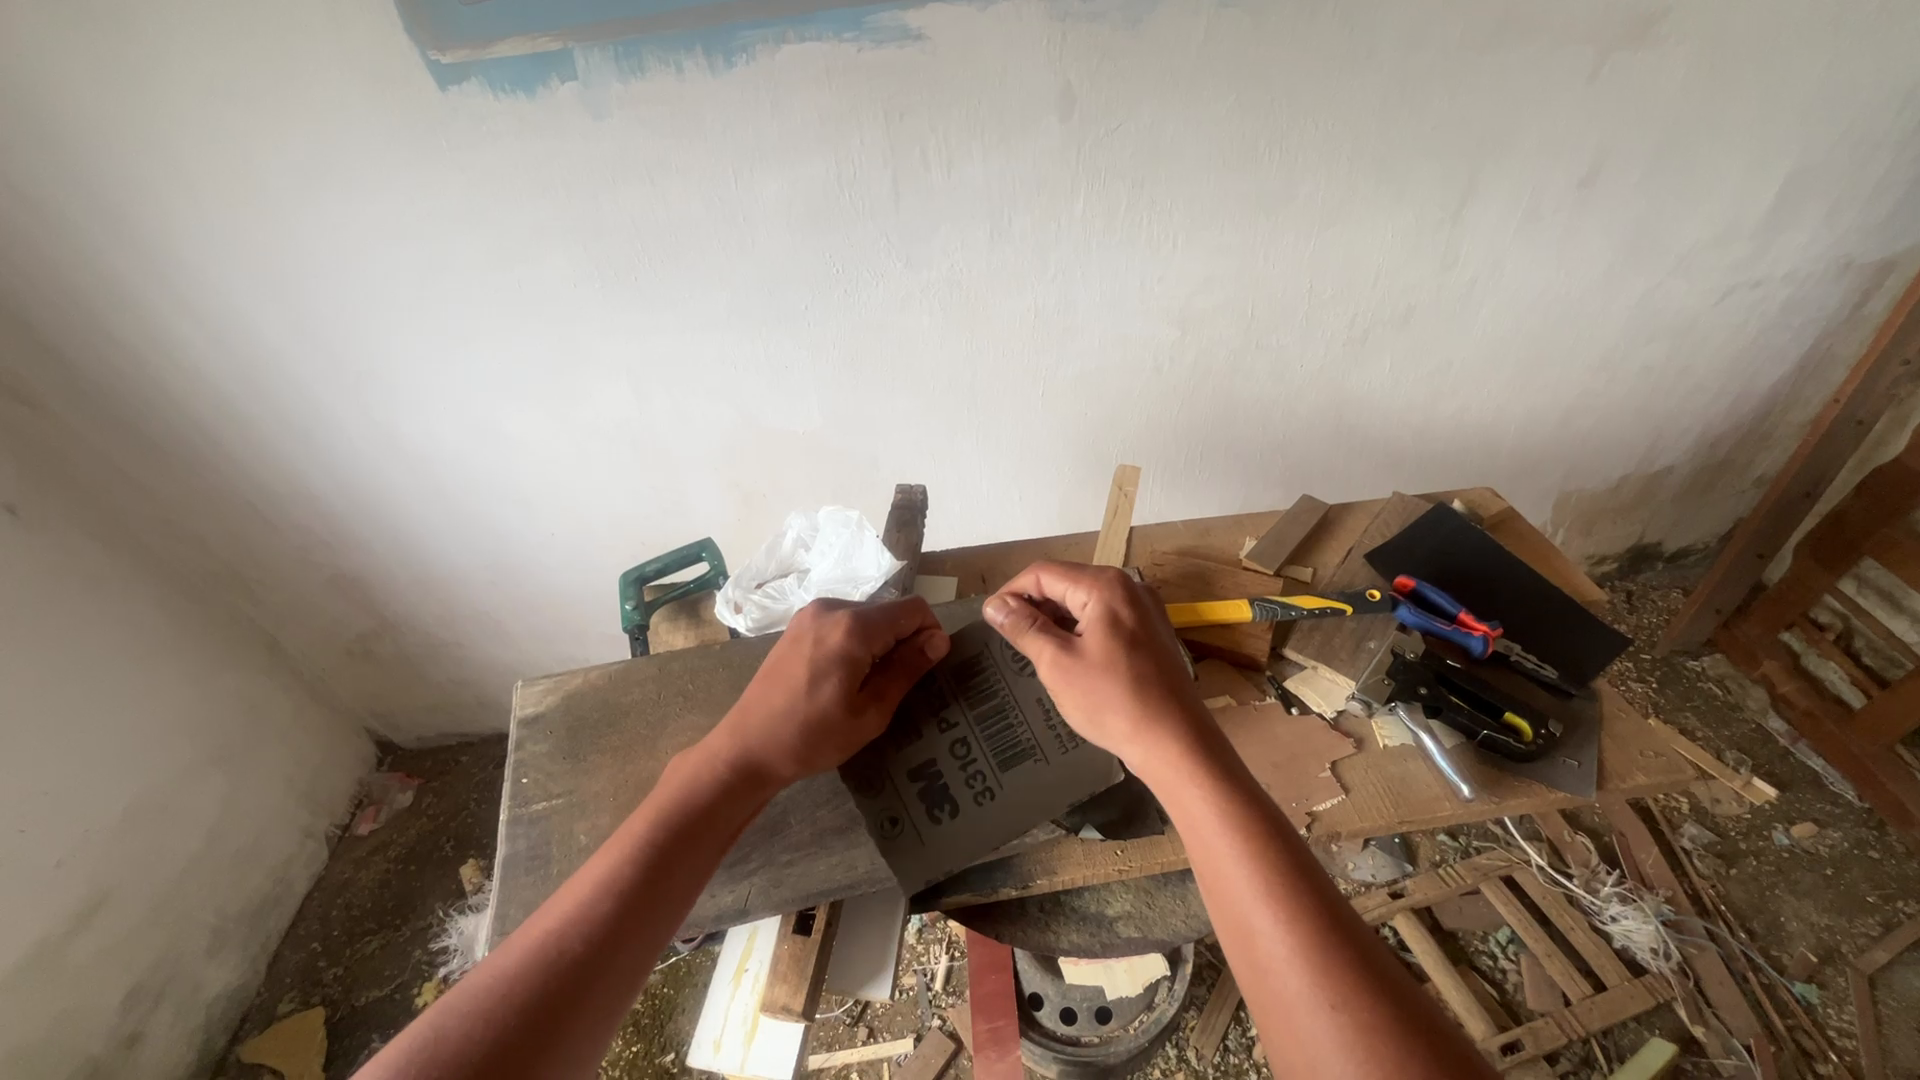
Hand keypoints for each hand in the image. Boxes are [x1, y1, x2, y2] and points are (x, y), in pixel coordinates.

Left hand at [705, 597, 950, 789]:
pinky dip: (855, 643)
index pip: (914, 609)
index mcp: (853, 626)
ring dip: (878, 644)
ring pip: (867, 617)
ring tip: (865, 687)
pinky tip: (842, 678)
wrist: (748, 747)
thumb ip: (907, 670)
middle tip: (892, 687)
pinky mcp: (798, 625)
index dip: (930, 635)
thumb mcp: (871, 712)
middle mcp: (832, 607)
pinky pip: (843, 623)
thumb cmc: (812, 737)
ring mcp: (810, 614)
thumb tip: (940, 640)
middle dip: (903, 642)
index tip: (924, 669)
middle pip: (889, 611)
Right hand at [982, 561, 1211, 769]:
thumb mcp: (1057, 663)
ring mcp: (1144, 609)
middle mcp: (1128, 586)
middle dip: (1034, 605)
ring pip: (1086, 601)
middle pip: (1067, 582)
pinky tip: (1068, 656)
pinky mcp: (1151, 632)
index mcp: (1105, 586)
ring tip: (1034, 649)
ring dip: (1056, 619)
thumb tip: (994, 605)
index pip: (1043, 573)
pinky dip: (1080, 629)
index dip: (1011, 592)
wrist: (1175, 742)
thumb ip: (1024, 627)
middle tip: (1009, 637)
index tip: (990, 620)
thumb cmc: (1112, 701)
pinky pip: (1105, 617)